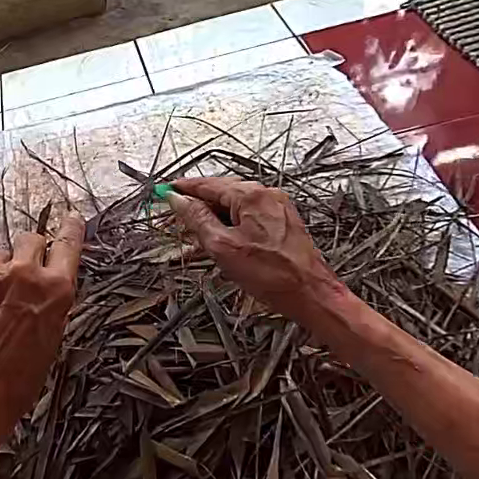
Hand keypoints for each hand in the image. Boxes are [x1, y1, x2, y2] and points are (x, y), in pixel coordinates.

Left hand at [0, 212, 85, 471]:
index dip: (71, 228)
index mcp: (55, 289)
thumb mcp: (52, 338)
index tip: (71, 219)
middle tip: (23, 276)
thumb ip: (52, 302)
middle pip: (31, 239)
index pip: (69, 241)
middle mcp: (23, 272)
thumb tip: (50, 286)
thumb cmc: (15, 381)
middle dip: (30, 253)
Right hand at [165, 177, 344, 322]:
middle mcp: (267, 195)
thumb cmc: (273, 274)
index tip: (167, 191)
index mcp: (251, 195)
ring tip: (198, 236)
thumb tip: (178, 201)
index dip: (184, 189)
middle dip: (198, 205)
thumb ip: (197, 219)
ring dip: (215, 218)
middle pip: (222, 193)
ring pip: (236, 206)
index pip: (208, 184)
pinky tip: (222, 240)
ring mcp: (277, 207)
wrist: (310, 294)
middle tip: (178, 217)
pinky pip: (249, 216)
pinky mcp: (283, 222)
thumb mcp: (222, 246)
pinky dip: (232, 224)